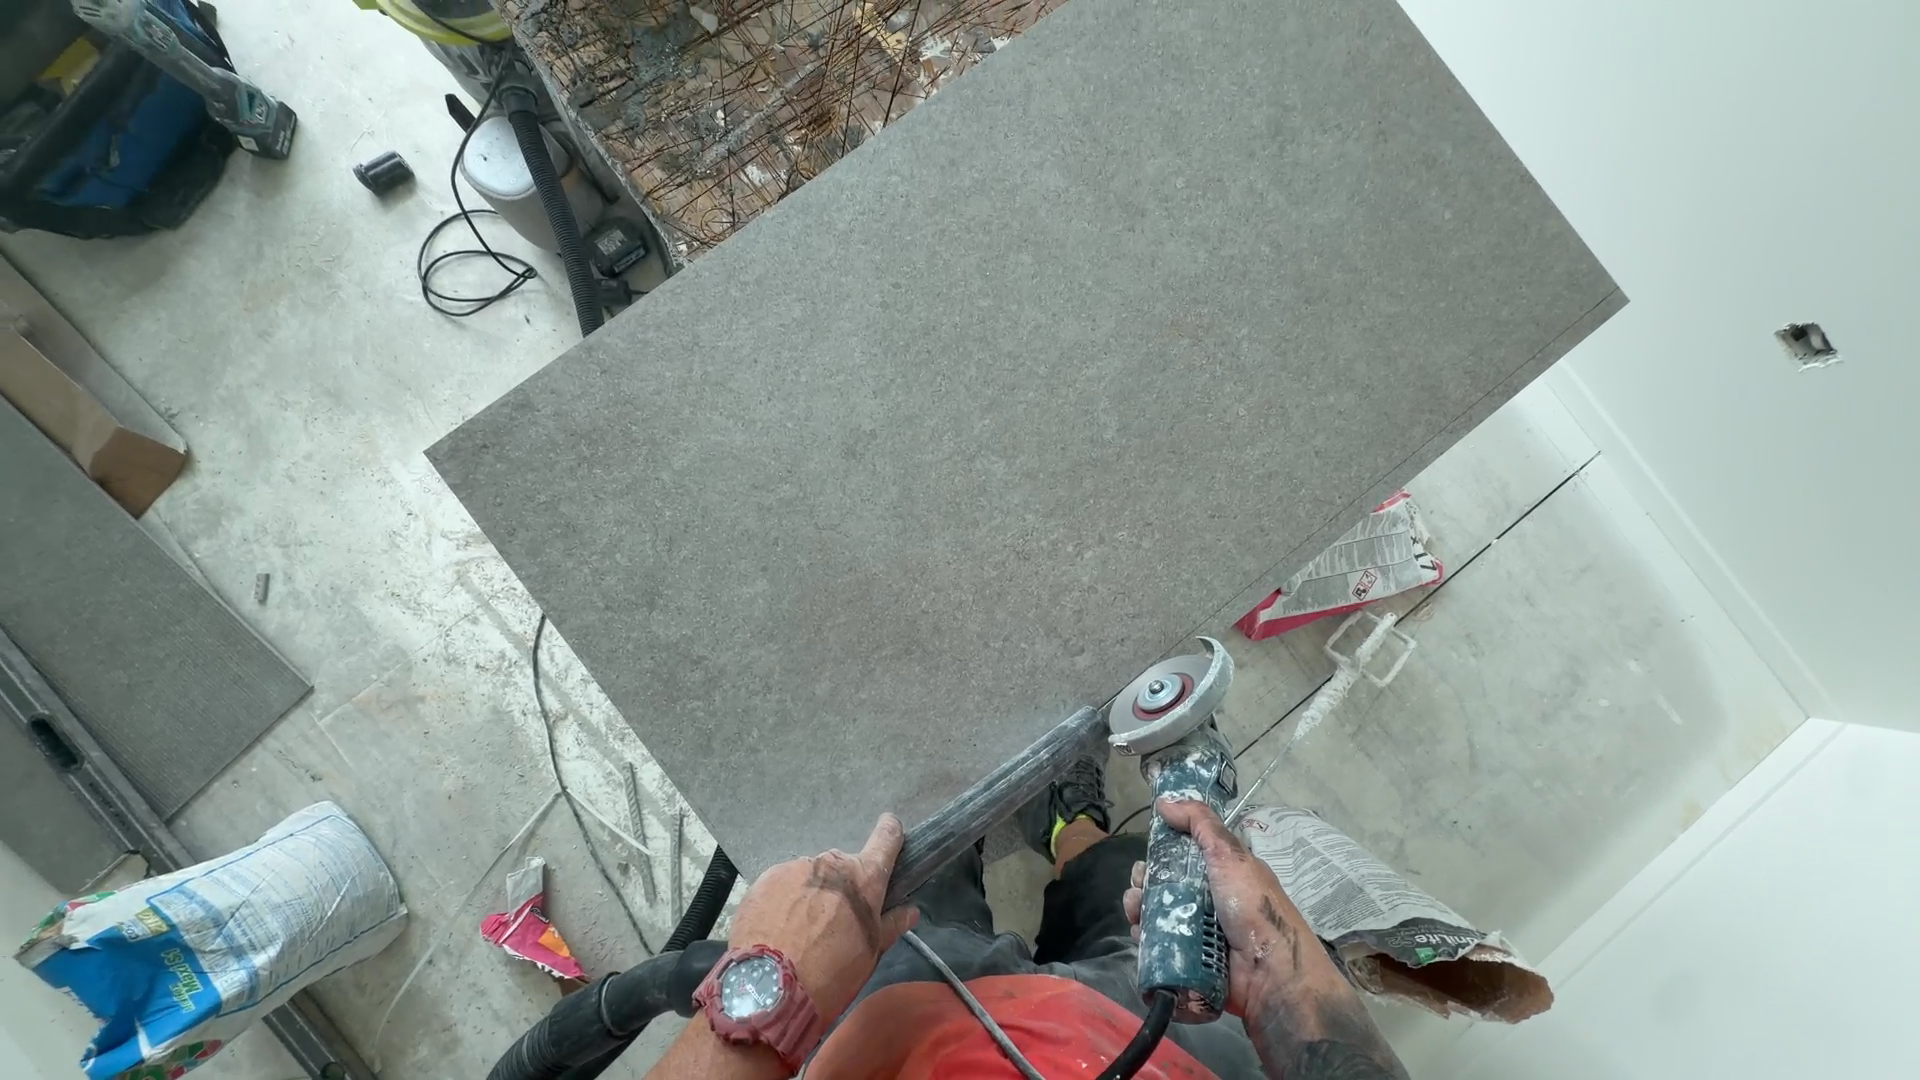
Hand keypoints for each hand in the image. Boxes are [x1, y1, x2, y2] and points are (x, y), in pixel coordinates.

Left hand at [726, 815, 920, 1020]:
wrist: (768, 990)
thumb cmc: (830, 974)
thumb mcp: (869, 954)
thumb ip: (891, 925)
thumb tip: (911, 910)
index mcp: (863, 877)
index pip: (886, 837)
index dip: (891, 833)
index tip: (891, 832)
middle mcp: (831, 863)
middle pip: (842, 866)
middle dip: (841, 886)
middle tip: (831, 921)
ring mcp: (796, 867)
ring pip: (810, 876)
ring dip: (810, 894)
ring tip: (797, 931)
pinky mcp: (766, 878)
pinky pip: (782, 884)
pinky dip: (782, 900)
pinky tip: (775, 929)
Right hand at [1123, 798, 1344, 1018]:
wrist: (1271, 972)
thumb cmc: (1252, 906)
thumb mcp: (1230, 854)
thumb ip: (1199, 822)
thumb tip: (1164, 801)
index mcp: (1218, 873)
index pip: (1179, 857)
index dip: (1158, 853)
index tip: (1146, 856)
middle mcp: (1206, 899)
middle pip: (1161, 883)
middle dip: (1143, 881)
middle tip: (1139, 886)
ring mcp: (1196, 930)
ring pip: (1154, 911)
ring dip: (1137, 906)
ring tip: (1135, 910)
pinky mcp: (1187, 958)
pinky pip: (1156, 943)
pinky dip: (1143, 936)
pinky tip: (1139, 933)